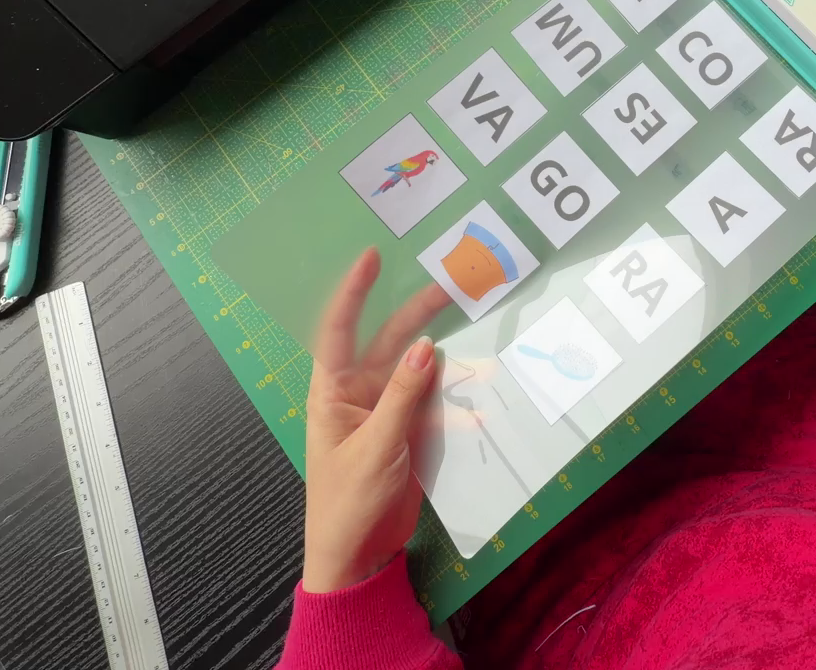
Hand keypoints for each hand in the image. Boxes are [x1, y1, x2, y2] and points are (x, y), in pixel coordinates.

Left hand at [302, 248, 450, 592]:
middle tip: (450, 285)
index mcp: (334, 392)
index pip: (339, 331)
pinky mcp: (410, 429)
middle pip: (389, 341)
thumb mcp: (375, 447)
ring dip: (443, 350)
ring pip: (417, 368)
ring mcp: (388, 410)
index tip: (371, 258)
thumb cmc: (347, 502)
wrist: (360, 556)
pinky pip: (434, 398)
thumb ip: (402, 396)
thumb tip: (425, 345)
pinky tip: (481, 383)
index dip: (354, 293)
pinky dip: (456, 390)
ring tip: (475, 323)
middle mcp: (360, 392)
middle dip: (416, 312)